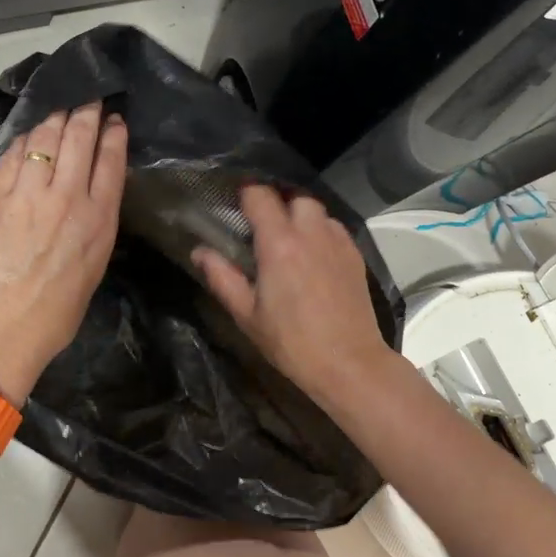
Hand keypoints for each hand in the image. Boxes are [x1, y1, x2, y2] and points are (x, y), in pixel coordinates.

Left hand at [0, 103, 125, 401]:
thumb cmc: (51, 318)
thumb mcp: (92, 272)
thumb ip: (94, 229)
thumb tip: (90, 200)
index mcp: (97, 221)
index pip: (110, 159)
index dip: (112, 133)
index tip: (113, 119)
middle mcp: (66, 198)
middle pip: (78, 137)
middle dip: (85, 112)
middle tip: (87, 100)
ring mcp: (26, 193)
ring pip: (45, 137)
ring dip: (55, 118)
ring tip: (60, 110)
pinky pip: (13, 155)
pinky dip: (25, 140)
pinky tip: (29, 138)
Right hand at [191, 184, 396, 403]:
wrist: (347, 362)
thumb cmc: (290, 342)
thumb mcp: (246, 314)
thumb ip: (222, 277)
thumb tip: (199, 252)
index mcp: (279, 244)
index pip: (260, 195)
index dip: (245, 194)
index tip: (234, 204)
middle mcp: (311, 233)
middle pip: (293, 196)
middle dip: (276, 202)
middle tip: (260, 225)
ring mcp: (338, 242)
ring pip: (317, 210)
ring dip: (299, 216)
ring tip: (287, 240)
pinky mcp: (355, 256)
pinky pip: (333, 229)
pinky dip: (319, 232)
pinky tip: (310, 257)